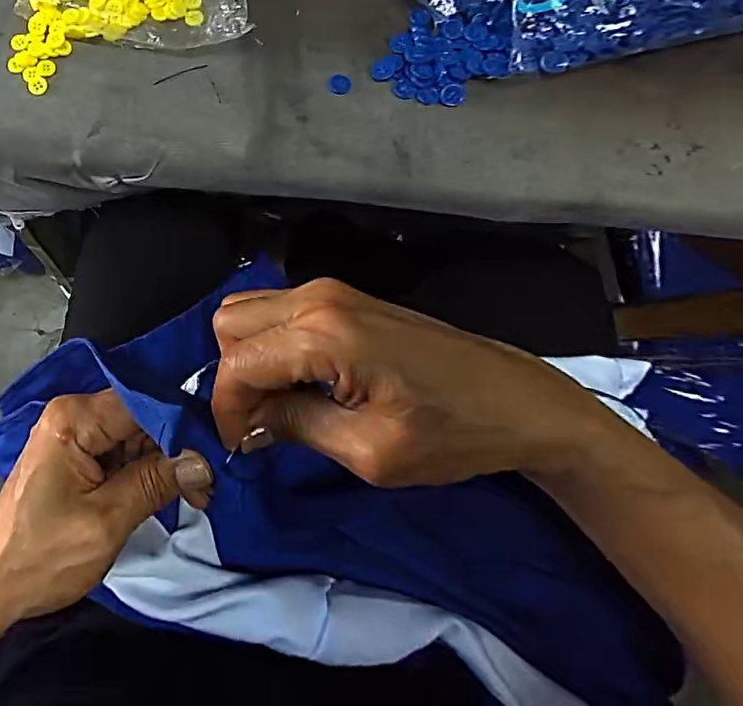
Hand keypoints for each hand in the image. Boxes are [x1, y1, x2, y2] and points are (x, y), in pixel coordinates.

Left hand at [0, 390, 213, 623]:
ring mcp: (76, 433)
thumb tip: (203, 461)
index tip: (216, 446)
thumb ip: (155, 484)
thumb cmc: (37, 558)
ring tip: (197, 490)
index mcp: (75, 417)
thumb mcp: (105, 523)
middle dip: (178, 446)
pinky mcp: (79, 454)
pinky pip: (124, 450)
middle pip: (143, 415)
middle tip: (211, 479)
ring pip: (138, 434)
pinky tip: (172, 489)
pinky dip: (148, 470)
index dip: (183, 422)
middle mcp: (75, 413)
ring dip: (166, 461)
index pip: (144, 401)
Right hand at [210, 278, 611, 486]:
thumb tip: (247, 425)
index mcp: (323, 332)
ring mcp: (333, 291)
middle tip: (263, 426)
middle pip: (230, 324)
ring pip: (251, 313)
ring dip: (252, 361)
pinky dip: (275, 348)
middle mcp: (319, 296)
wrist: (515, 399)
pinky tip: (304, 385)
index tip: (243, 450)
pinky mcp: (347, 298)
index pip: (235, 363)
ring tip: (284, 408)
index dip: (227, 412)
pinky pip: (282, 313)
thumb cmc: (451, 432)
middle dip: (234, 378)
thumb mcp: (370, 451)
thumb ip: (296, 427)